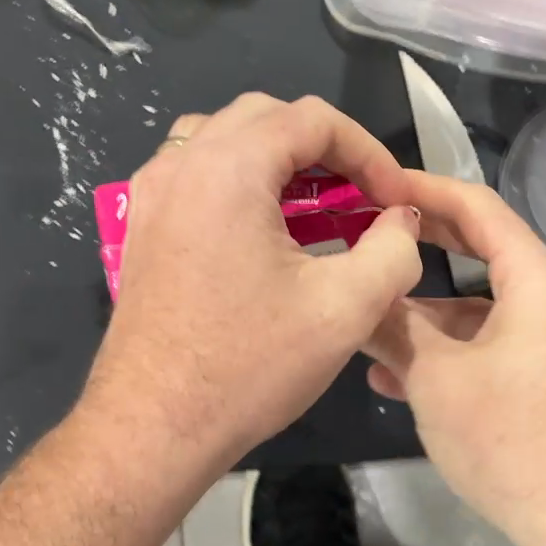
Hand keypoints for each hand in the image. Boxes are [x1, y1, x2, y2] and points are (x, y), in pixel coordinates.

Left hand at [77, 93, 421, 467]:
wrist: (157, 425)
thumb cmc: (252, 365)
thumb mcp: (346, 309)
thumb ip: (393, 250)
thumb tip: (402, 219)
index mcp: (228, 168)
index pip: (313, 119)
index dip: (371, 153)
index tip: (397, 201)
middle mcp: (182, 164)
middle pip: (267, 119)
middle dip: (328, 152)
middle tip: (366, 200)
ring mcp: (153, 196)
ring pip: (227, 143)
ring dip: (283, 165)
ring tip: (322, 211)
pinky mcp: (143, 231)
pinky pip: (199, 179)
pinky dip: (246, 187)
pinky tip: (271, 237)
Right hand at [364, 173, 545, 545]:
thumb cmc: (503, 438)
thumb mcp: (435, 377)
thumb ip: (392, 327)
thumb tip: (355, 298)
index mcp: (538, 281)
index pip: (479, 210)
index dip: (425, 191)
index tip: (377, 183)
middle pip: (483, 253)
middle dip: (424, 250)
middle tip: (370, 235)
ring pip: (483, 308)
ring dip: (429, 317)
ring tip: (370, 328)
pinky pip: (495, 343)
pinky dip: (453, 350)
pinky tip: (400, 377)